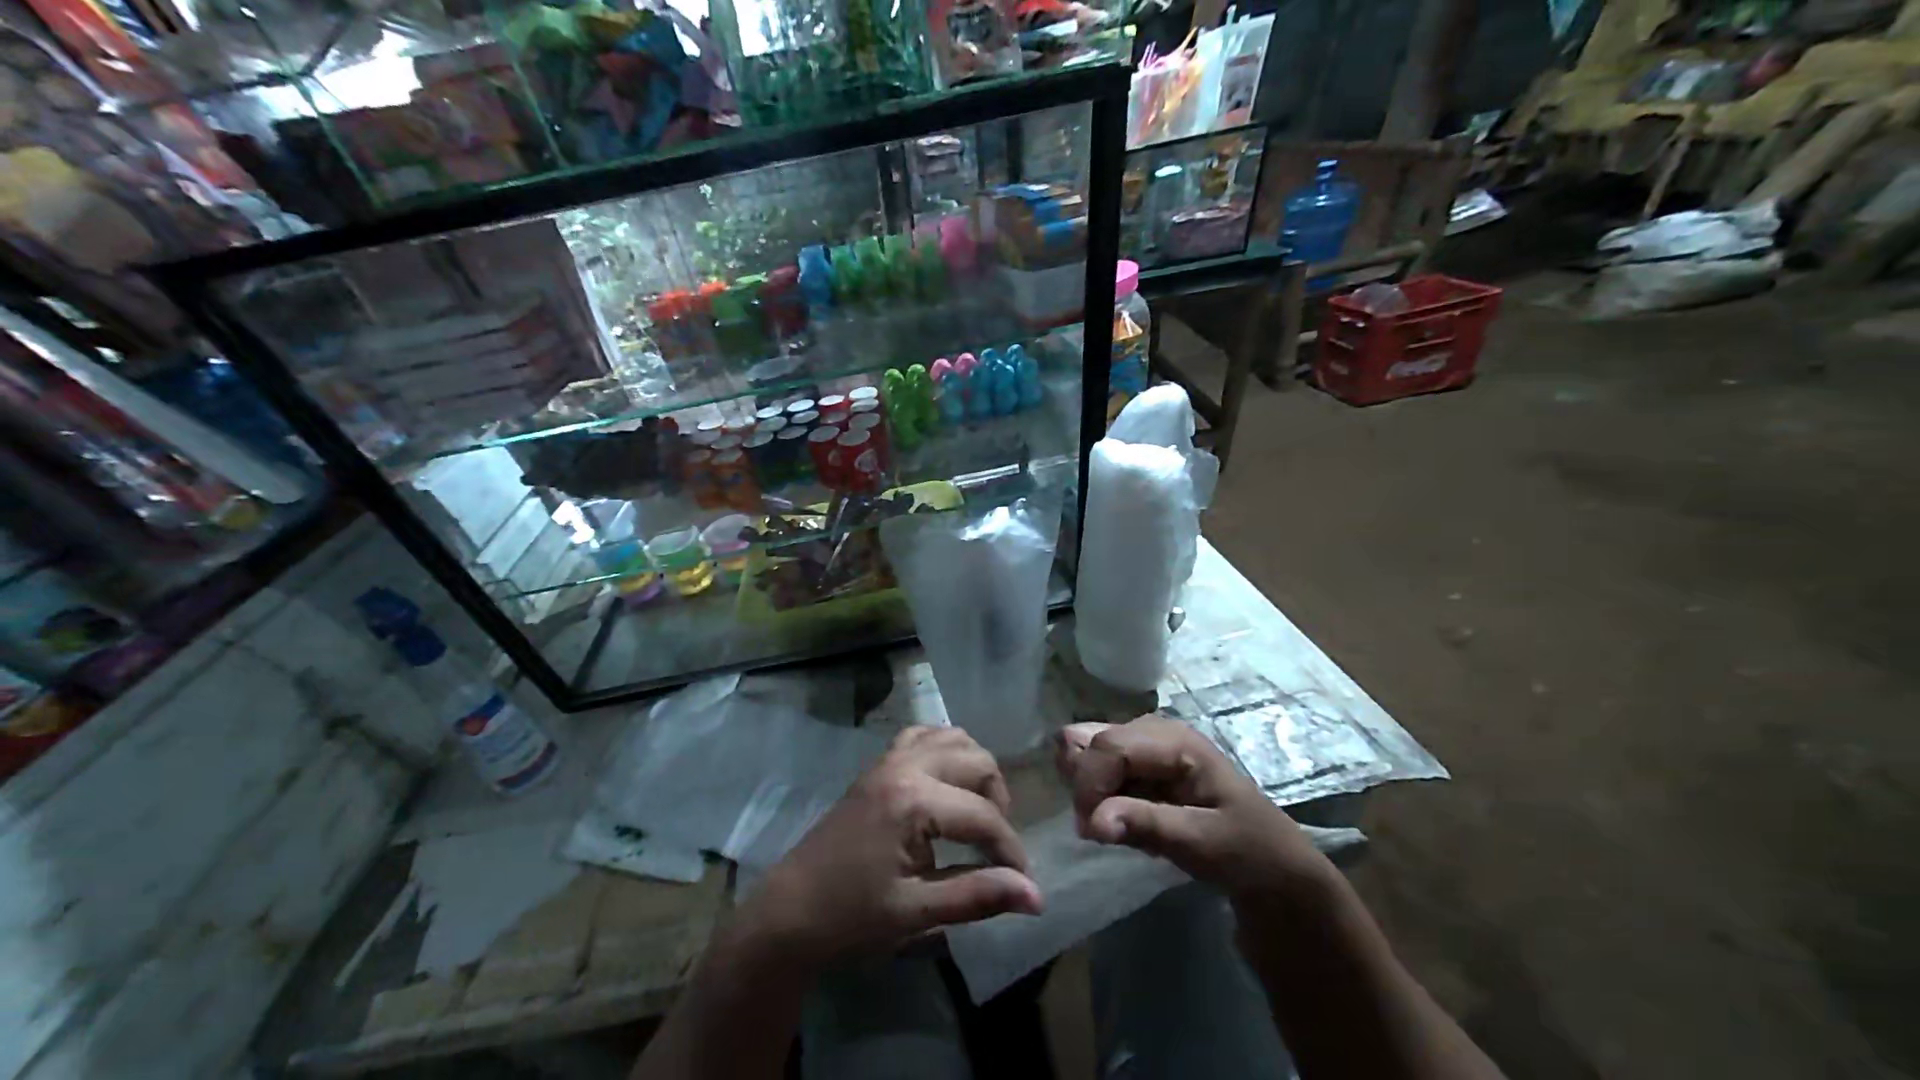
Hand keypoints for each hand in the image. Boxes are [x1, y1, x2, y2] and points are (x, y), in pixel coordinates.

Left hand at [738, 726, 1043, 968]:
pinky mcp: (877, 765)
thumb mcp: (917, 912)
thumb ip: (978, 896)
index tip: (1023, 884)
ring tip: (976, 812)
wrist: (790, 910)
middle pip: (978, 763)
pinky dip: (945, 750)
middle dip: (998, 803)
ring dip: (975, 770)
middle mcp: (905, 767)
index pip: (984, 817)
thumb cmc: (851, 917)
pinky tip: (947, 782)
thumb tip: (1036, 896)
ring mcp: (888, 760)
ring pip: (953, 738)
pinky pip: (921, 736)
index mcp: (914, 802)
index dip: (1011, 850)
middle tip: (996, 847)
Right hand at [1054, 716, 1332, 902]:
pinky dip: (1100, 794)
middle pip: (1092, 741)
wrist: (1274, 870)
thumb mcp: (1203, 843)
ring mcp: (1146, 747)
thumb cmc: (1248, 851)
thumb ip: (1147, 825)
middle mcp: (1155, 733)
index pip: (1109, 746)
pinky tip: (1123, 819)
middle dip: (1085, 784)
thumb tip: (1092, 822)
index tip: (1090, 831)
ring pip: (1088, 750)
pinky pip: (1099, 768)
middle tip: (1098, 830)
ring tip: (1116, 823)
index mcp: (1175, 741)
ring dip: (1090, 789)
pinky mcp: (1141, 766)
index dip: (1089, 784)